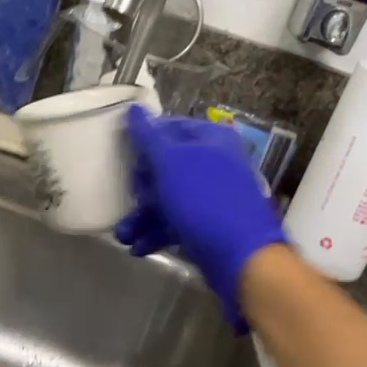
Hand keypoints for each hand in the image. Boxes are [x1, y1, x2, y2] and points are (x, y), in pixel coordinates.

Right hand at [116, 106, 285, 330]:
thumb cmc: (204, 199)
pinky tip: (138, 247)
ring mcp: (212, 196)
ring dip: (143, 215)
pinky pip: (176, 222)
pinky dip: (156, 232)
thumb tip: (133, 108)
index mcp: (210, 139)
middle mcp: (214, 163)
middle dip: (142, 186)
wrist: (242, 257)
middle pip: (166, 165)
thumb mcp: (171, 162)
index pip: (169, 127)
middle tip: (130, 196)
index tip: (124, 155)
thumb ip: (149, 136)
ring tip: (123, 234)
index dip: (145, 141)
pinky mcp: (208, 225)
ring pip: (168, 197)